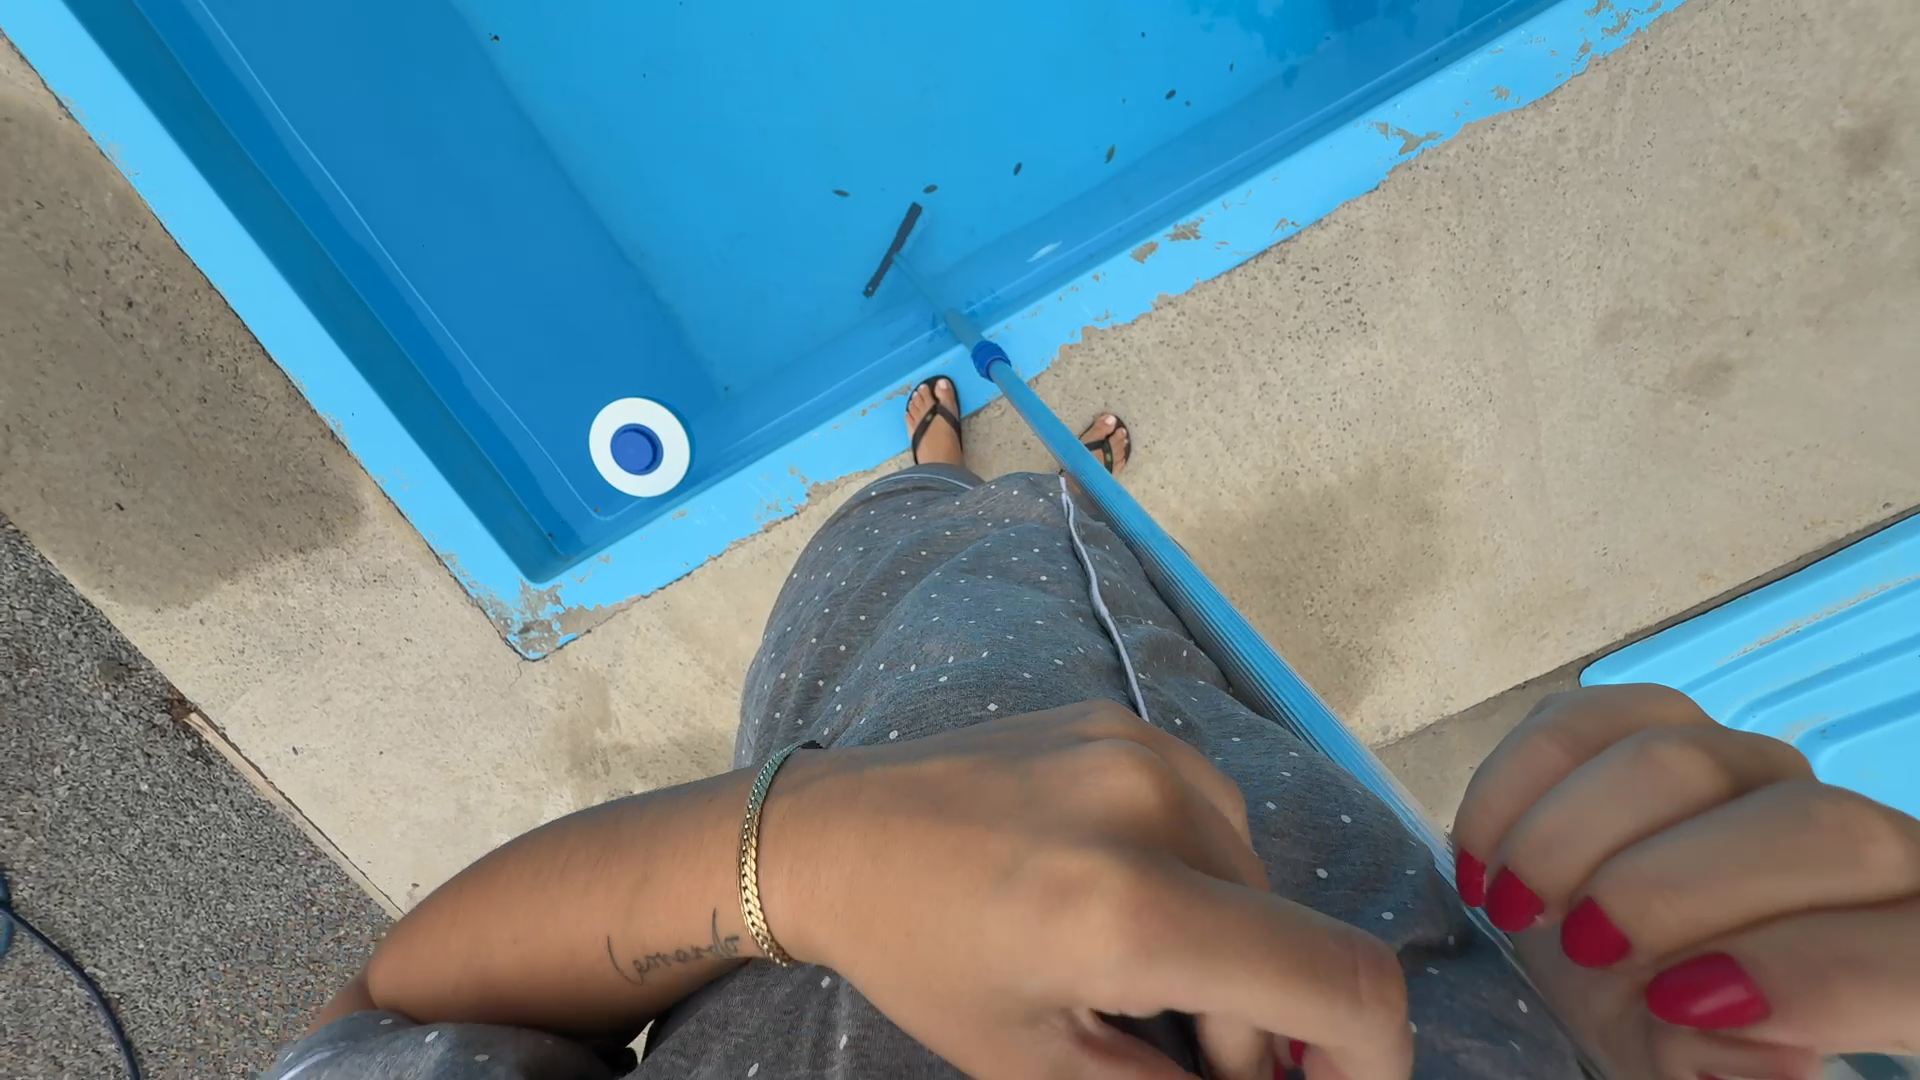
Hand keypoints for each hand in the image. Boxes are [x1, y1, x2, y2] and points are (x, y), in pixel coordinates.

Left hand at [759, 700, 1411, 1079]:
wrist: (839, 830)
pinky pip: (1206, 806)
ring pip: (1250, 867)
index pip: (1344, 979)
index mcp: (1130, 905)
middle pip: (1290, 929)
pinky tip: (1116, 872)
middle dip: (1257, 1008)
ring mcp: (1135, 742)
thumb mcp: (1043, 1064)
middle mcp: (1151, 801)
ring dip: (1222, 930)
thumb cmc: (924, 957)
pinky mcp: (1115, 716)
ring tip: (1131, 949)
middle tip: (1176, 1033)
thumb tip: (1268, 1079)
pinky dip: (1193, 861)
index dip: (1370, 1058)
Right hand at [1453, 684, 1919, 1078]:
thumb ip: (1722, 1067)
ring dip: (1564, 832)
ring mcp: (1743, 760)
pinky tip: (1481, 846)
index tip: (1677, 1006)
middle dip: (1660, 888)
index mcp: (1915, 947)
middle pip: (1807, 827)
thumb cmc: (1663, 1023)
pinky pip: (1573, 719)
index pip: (1913, 946)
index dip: (1804, 974)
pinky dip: (1509, 784)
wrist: (1595, 951)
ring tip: (1507, 895)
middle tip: (1570, 941)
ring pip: (1672, 755)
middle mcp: (1859, 834)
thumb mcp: (1684, 1067)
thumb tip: (1744, 1043)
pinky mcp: (1636, 717)